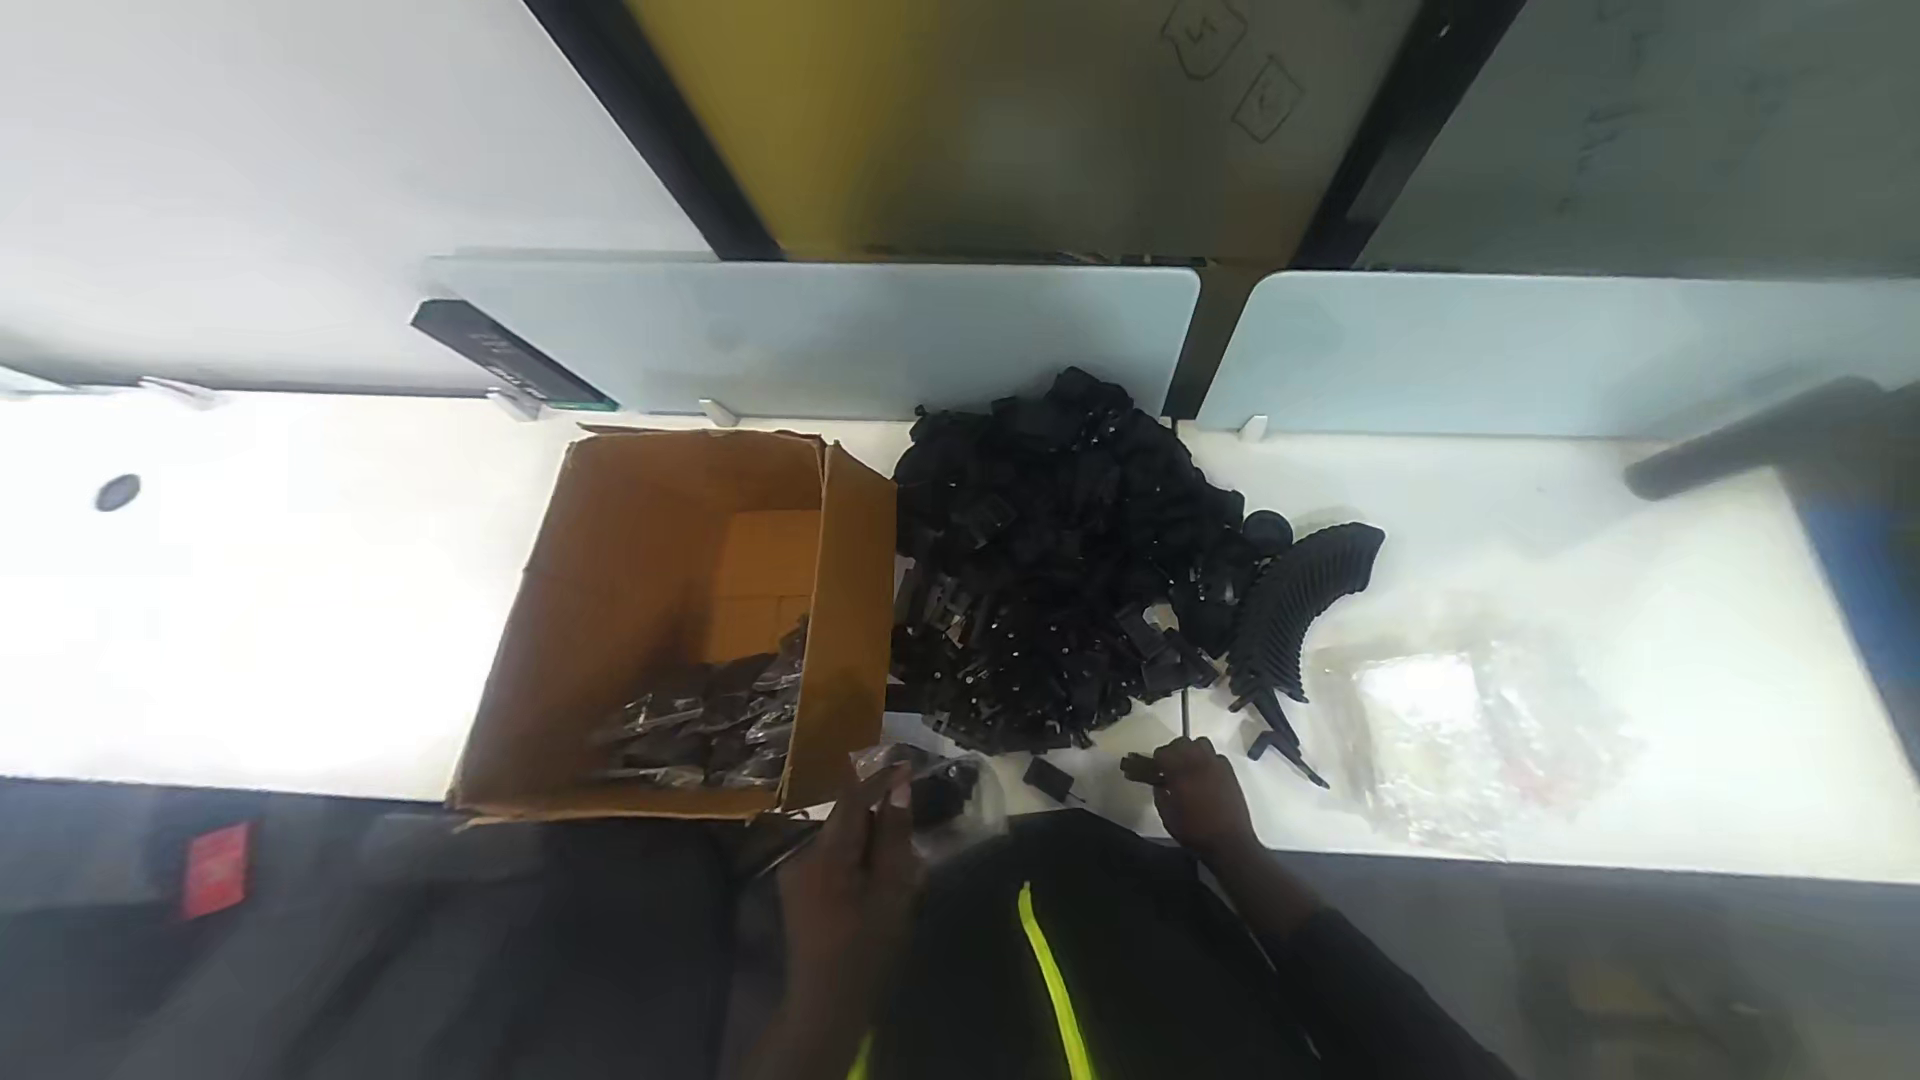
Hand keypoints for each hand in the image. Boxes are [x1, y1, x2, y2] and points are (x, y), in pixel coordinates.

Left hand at [778, 763, 923, 998]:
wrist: (825, 1007)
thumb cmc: (866, 950)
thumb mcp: (892, 891)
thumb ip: (894, 835)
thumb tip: (899, 788)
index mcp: (825, 856)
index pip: (853, 801)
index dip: (880, 780)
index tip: (906, 765)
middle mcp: (802, 856)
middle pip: (846, 820)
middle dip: (878, 819)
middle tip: (908, 829)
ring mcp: (795, 873)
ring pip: (840, 839)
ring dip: (867, 841)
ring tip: (895, 862)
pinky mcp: (796, 889)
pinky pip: (831, 858)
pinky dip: (855, 858)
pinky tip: (873, 880)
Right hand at [1152, 736, 1258, 860]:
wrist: (1230, 843)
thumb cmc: (1195, 831)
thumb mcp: (1168, 816)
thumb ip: (1160, 795)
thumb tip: (1160, 785)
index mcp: (1180, 773)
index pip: (1162, 753)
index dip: (1157, 762)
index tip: (1156, 772)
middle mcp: (1198, 763)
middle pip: (1181, 742)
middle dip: (1172, 752)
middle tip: (1170, 768)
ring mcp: (1216, 766)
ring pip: (1200, 743)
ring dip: (1191, 751)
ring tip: (1189, 766)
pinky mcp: (1229, 773)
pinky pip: (1216, 756)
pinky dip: (1208, 760)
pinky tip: (1206, 774)